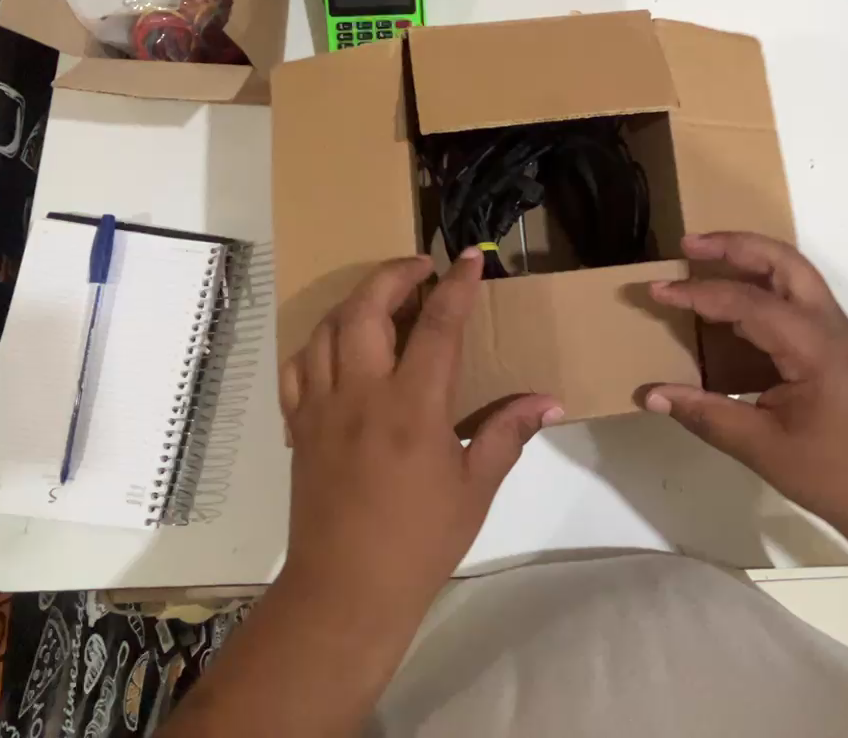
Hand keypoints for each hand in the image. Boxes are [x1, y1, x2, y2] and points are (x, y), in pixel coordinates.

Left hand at [280, 249, 561, 610]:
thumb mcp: (476, 488)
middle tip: (420, 267)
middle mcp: (361, 393)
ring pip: (327, 328)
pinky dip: (318, 343)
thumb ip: (507, 433)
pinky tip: (339, 349)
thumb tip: (549, 402)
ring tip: (383, 300)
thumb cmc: (419, 541)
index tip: (469, 257)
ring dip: (357, 302)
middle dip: (394, 273)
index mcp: (412, 407)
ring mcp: (321, 407)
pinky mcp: (298, 426)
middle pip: (366, 307)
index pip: (438, 325)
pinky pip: (298, 366)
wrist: (345, 590)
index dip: (456, 285)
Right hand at [642, 232, 847, 534]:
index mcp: (813, 346)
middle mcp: (829, 325)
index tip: (655, 290)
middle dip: (733, 245)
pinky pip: (796, 298)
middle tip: (687, 245)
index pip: (747, 302)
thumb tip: (650, 395)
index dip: (697, 293)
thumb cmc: (837, 474)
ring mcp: (837, 333)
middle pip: (783, 261)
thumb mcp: (763, 448)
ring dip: (750, 259)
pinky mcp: (835, 346)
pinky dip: (761, 286)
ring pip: (794, 273)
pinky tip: (733, 307)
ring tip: (705, 260)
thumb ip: (705, 414)